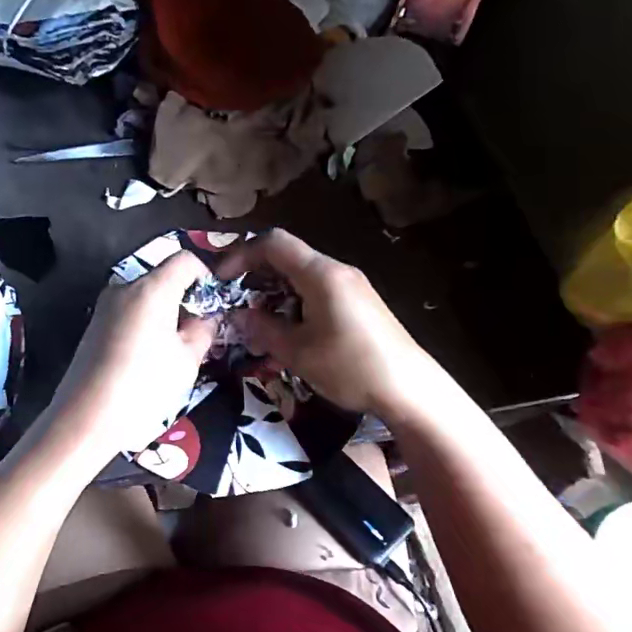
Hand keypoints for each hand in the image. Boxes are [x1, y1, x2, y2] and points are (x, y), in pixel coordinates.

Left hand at [45, 251, 217, 456]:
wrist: (86, 418)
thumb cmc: (145, 386)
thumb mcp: (188, 360)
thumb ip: (204, 330)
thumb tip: (208, 316)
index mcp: (152, 288)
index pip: (186, 259)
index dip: (207, 276)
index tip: (216, 304)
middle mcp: (125, 287)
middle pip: (164, 277)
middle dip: (186, 298)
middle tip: (200, 332)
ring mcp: (105, 306)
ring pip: (146, 297)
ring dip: (166, 314)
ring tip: (175, 350)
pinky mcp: (94, 325)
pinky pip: (130, 313)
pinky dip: (146, 324)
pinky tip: (149, 357)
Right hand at [217, 230, 443, 420]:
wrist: (409, 388)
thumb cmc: (350, 367)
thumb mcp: (298, 352)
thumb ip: (263, 330)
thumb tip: (238, 316)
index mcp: (321, 274)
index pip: (273, 243)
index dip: (241, 254)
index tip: (221, 280)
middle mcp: (338, 270)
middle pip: (289, 256)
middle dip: (256, 274)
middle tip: (236, 302)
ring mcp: (353, 285)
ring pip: (303, 274)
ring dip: (276, 291)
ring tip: (260, 320)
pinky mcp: (361, 302)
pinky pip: (319, 289)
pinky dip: (296, 300)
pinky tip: (291, 329)